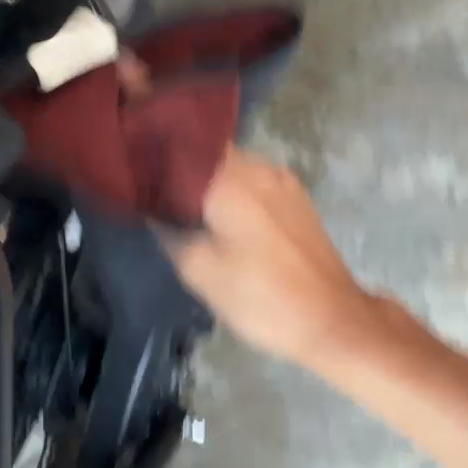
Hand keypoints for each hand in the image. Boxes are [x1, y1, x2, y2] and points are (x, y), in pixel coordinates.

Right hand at [166, 149, 380, 365]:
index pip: (183, 149)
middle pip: (211, 152)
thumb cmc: (262, 298)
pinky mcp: (298, 199)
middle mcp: (259, 169)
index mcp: (231, 181)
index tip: (136, 173)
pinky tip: (223, 210)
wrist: (331, 318)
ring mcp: (283, 181)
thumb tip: (156, 213)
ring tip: (186, 200)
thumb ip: (173, 235)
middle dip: (183, 166)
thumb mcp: (202, 274)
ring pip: (236, 164)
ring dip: (211, 176)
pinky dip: (236, 187)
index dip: (156, 158)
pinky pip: (257, 179)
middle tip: (155, 189)